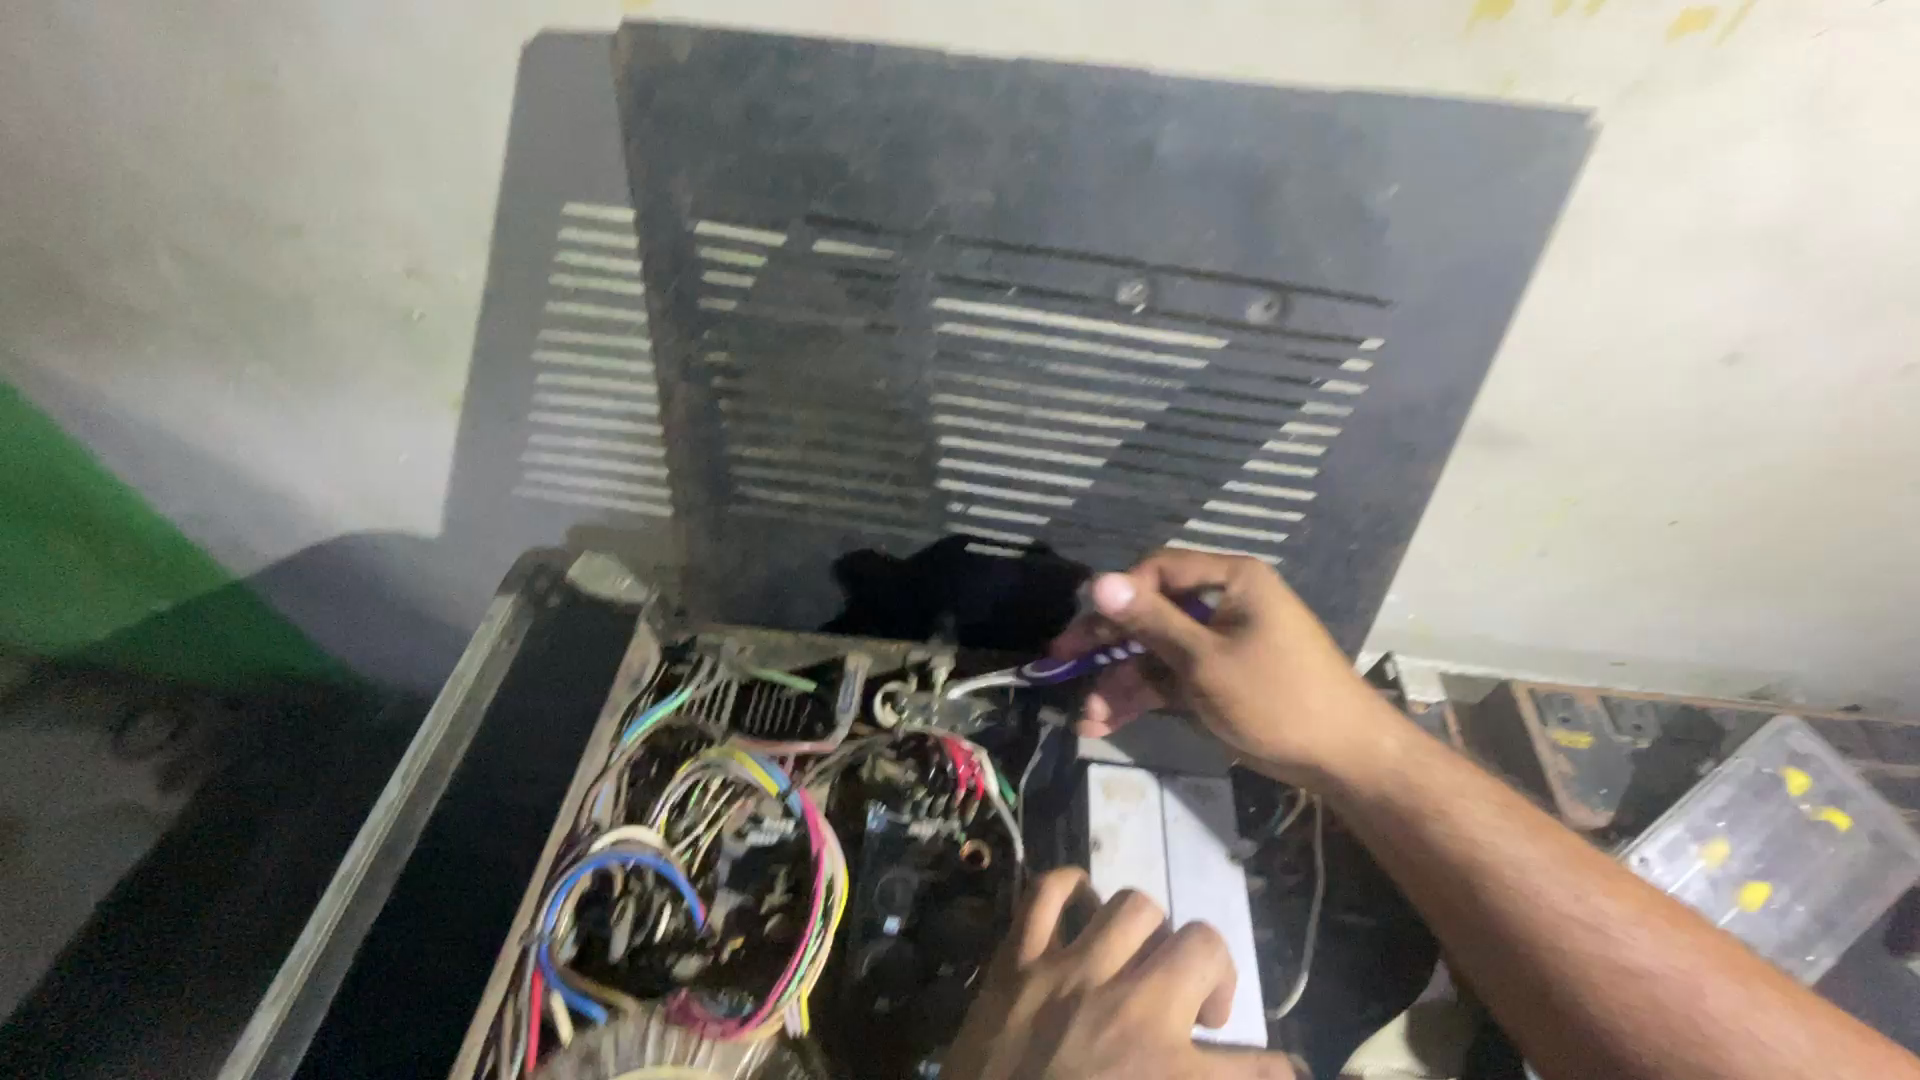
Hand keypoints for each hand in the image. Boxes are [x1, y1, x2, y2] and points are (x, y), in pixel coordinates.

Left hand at [943, 868, 1297, 1079]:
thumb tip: (1272, 1077)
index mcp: (1170, 1074)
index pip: (1256, 1066)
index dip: (1277, 1068)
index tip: (1281, 1067)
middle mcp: (1130, 1009)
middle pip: (1200, 946)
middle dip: (1211, 971)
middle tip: (1192, 1006)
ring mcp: (1068, 975)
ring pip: (1133, 908)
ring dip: (1148, 933)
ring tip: (1139, 959)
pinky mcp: (1016, 962)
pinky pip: (1044, 893)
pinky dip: (1068, 885)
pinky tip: (1081, 902)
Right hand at [1049, 549, 1403, 784]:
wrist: (1342, 759)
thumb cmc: (1277, 697)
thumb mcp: (1204, 659)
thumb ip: (1149, 620)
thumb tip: (1098, 581)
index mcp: (1229, 581)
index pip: (1157, 571)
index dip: (1117, 597)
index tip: (1083, 627)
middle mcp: (1221, 604)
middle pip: (1148, 614)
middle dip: (1106, 647)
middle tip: (1060, 664)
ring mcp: (1216, 643)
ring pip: (1153, 652)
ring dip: (1119, 683)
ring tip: (1087, 718)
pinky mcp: (1215, 678)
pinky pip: (1168, 678)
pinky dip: (1141, 698)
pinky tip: (1106, 723)